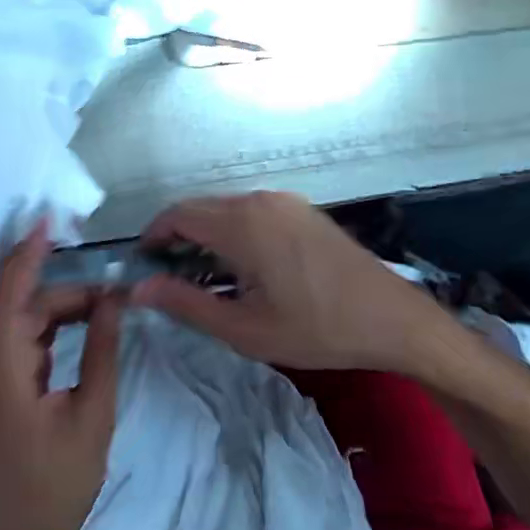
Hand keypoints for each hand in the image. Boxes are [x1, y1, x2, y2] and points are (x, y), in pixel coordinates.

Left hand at [0, 222, 122, 529]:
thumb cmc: (60, 480)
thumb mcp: (94, 411)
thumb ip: (102, 347)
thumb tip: (113, 297)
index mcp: (3, 367)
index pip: (10, 293)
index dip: (28, 253)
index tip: (52, 219)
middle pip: (23, 303)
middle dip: (67, 285)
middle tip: (115, 286)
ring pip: (26, 318)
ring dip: (64, 305)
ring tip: (108, 303)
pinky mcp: (3, 385)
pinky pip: (27, 337)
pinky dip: (55, 324)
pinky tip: (87, 323)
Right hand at [129, 191, 448, 372]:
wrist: (391, 318)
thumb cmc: (316, 328)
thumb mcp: (244, 328)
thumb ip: (187, 304)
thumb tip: (139, 289)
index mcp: (243, 223)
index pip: (179, 214)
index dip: (154, 236)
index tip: (143, 265)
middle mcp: (261, 200)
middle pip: (202, 207)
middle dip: (177, 235)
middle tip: (168, 277)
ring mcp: (286, 201)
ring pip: (228, 208)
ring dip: (206, 234)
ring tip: (203, 277)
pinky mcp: (303, 210)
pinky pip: (253, 211)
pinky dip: (234, 230)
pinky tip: (242, 266)